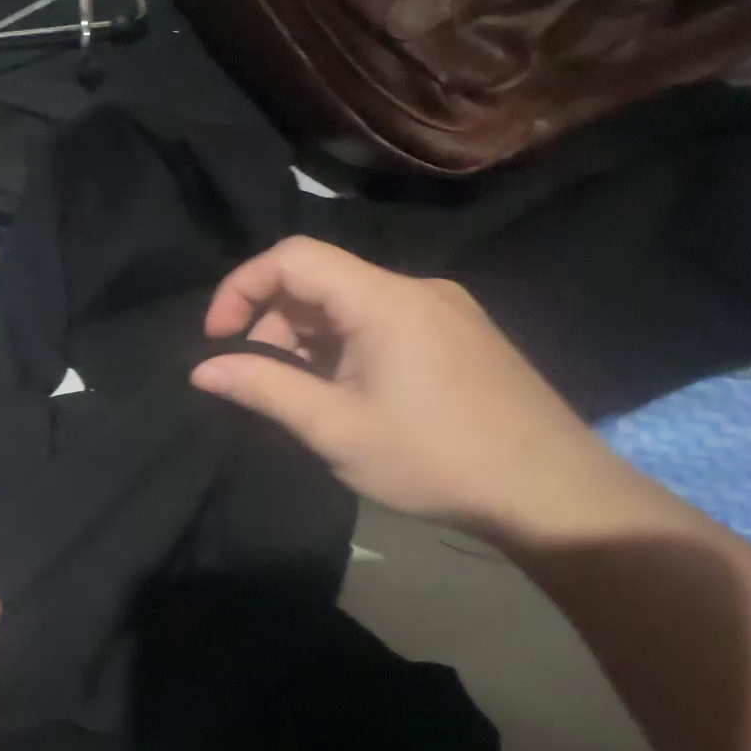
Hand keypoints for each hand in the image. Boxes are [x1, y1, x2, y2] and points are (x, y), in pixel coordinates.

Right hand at [188, 237, 628, 536]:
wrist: (550, 492)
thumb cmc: (432, 458)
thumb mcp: (332, 427)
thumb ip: (262, 389)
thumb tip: (201, 370)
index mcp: (386, 301)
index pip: (293, 258)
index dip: (241, 289)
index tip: (216, 341)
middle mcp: (416, 290)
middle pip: (318, 281)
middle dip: (270, 325)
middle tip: (258, 384)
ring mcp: (442, 311)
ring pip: (345, 305)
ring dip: (304, 343)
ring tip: (302, 401)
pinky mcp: (455, 335)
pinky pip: (376, 323)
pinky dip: (339, 350)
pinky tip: (343, 397)